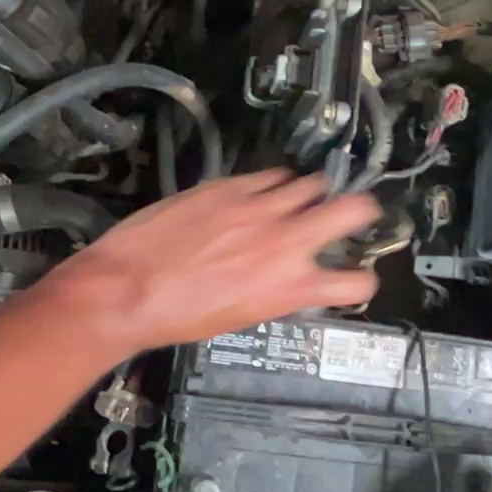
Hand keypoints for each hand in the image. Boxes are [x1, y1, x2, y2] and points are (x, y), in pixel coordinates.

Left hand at [38, 170, 381, 353]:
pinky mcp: (230, 187)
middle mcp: (284, 242)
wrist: (128, 289)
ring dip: (315, 192)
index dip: (363, 280)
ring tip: (307, 196)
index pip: (354, 282)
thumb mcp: (241, 315)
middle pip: (352, 209)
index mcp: (290, 286)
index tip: (360, 277)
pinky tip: (266, 191)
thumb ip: (277, 291)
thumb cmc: (177, 314)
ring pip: (311, 183)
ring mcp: (258, 209)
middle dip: (362, 210)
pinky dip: (276, 183)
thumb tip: (286, 279)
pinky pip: (270, 175)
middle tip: (358, 211)